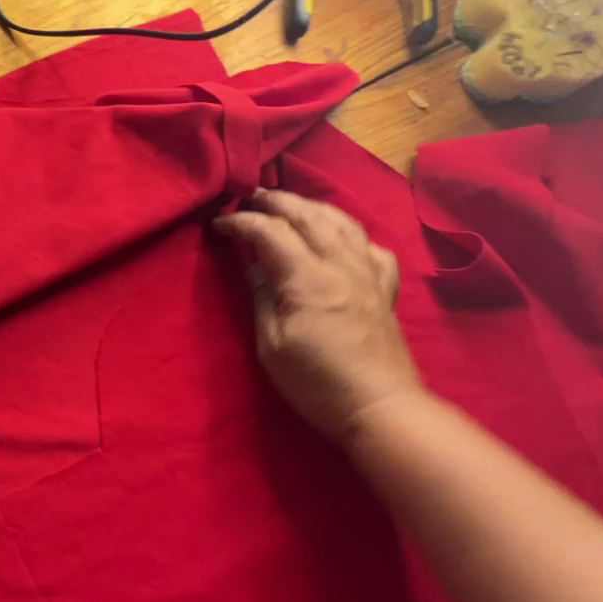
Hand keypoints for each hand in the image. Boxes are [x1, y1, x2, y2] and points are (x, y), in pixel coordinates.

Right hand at [214, 188, 424, 443]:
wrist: (378, 406)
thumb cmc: (314, 382)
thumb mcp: (271, 345)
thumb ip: (262, 298)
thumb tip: (255, 268)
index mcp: (308, 280)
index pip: (271, 234)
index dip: (242, 223)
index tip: (219, 224)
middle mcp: (341, 266)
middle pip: (309, 217)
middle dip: (277, 202)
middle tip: (251, 196)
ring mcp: (368, 274)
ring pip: (342, 222)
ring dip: (312, 207)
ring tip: (291, 204)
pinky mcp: (384, 288)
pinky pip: (369, 246)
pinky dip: (350, 233)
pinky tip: (340, 239)